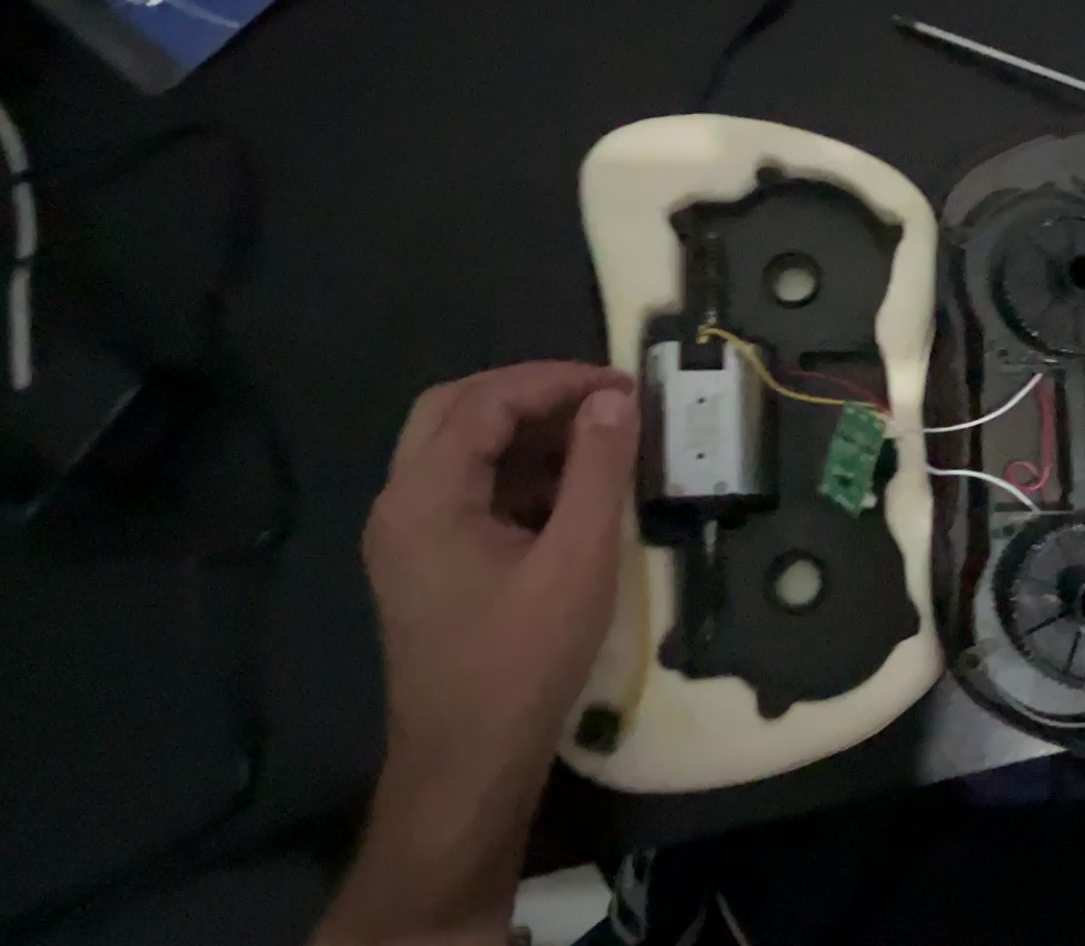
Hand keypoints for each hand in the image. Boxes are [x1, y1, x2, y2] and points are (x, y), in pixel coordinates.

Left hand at [319, 363, 638, 944]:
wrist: (471, 762)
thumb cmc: (525, 658)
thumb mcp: (578, 559)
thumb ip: (598, 471)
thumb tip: (616, 400)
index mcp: (424, 498)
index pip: (484, 402)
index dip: (555, 382)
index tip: (622, 387)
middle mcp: (403, 504)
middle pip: (457, 412)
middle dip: (531, 394)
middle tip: (601, 400)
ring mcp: (413, 535)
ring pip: (462, 450)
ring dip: (528, 432)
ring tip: (598, 437)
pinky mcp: (433, 561)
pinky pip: (474, 491)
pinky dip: (522, 473)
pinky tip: (575, 491)